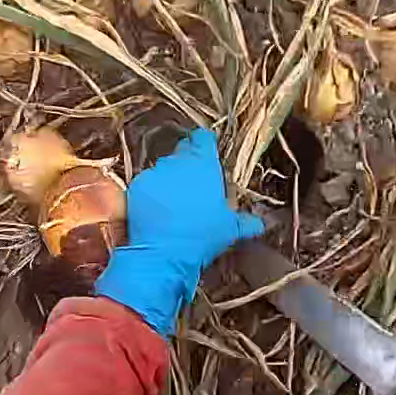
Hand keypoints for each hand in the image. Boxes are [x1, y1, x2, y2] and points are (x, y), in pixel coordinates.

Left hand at [95, 128, 262, 337]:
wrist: (162, 255)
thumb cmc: (201, 237)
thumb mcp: (230, 229)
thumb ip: (245, 221)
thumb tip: (258, 223)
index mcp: (203, 166)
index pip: (204, 139)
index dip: (206, 144)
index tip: (208, 153)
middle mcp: (177, 163)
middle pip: (183, 152)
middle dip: (188, 164)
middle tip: (196, 185)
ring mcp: (154, 174)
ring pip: (164, 167)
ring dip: (170, 178)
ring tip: (176, 202)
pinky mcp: (137, 187)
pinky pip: (147, 183)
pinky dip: (153, 192)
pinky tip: (159, 210)